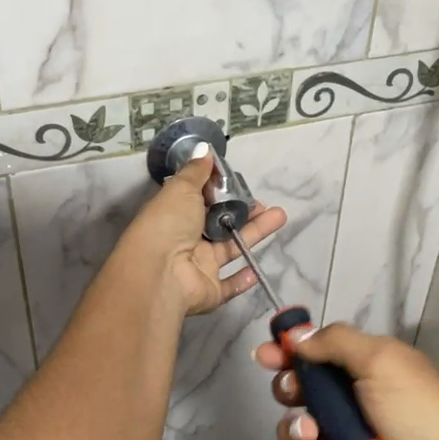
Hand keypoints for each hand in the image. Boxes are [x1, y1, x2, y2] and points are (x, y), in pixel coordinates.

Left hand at [116, 149, 286, 316]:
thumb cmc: (168, 224)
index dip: (221, 192)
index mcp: (176, 215)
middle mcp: (186, 240)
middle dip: (245, 213)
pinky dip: (243, 279)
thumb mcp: (181, 189)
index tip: (240, 184)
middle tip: (266, 203)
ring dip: (254, 234)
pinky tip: (256, 269)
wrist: (159, 272)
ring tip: (279, 217)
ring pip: (231, 250)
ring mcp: (198, 268)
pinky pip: (229, 285)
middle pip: (221, 225)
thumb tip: (204, 148)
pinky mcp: (210, 291)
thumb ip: (196, 172)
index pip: (201, 201)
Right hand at [257, 324, 438, 439]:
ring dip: (296, 428)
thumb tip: (296, 333)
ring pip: (300, 428)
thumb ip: (334, 341)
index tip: (267, 352)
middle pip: (303, 389)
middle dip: (288, 388)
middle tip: (290, 391)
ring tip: (309, 433)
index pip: (319, 352)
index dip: (290, 350)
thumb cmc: (417, 408)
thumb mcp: (380, 359)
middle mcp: (355, 401)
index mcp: (367, 367)